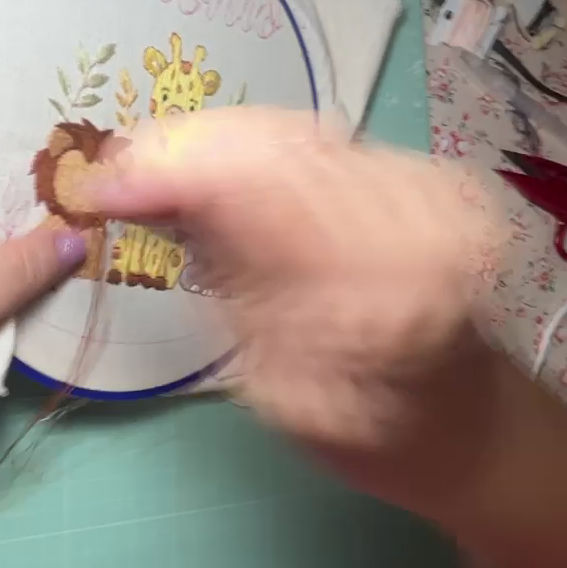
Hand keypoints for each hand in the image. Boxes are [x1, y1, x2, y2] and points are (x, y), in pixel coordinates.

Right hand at [94, 108, 511, 521]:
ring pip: (292, 129)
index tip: (101, 185)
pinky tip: (213, 167)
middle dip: (182, 148)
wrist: (466, 426)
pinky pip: (320, 139)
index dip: (167, 173)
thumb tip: (159, 201)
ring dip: (212, 144)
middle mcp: (417, 215)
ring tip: (152, 166)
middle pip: (272, 142)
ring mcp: (429, 186)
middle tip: (117, 168)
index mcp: (382, 284)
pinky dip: (253, 148)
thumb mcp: (281, 387)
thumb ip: (231, 283)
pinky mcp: (425, 176)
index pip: (255, 188)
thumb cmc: (372, 438)